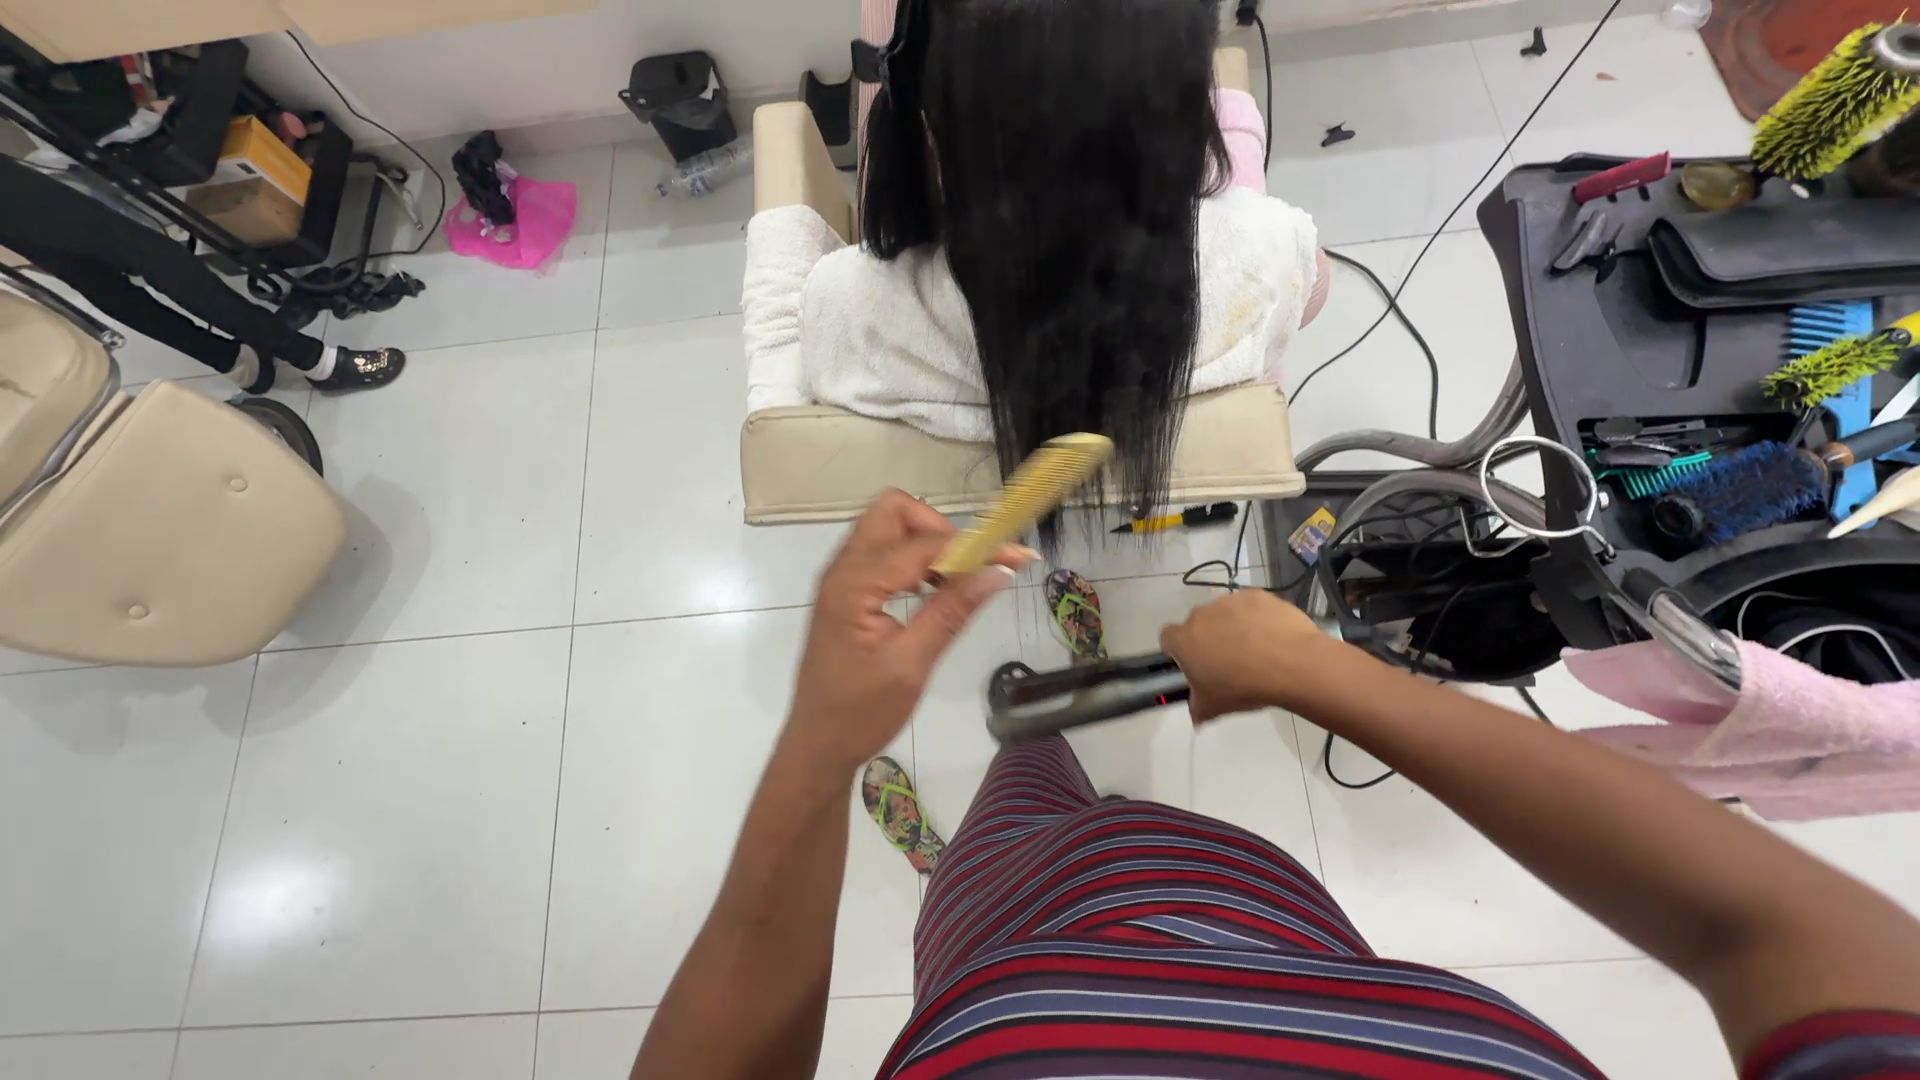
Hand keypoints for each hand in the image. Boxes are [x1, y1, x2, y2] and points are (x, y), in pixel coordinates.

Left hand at [785, 489, 1031, 771]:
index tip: (1017, 556)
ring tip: (957, 582)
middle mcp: (842, 569)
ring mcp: (840, 579)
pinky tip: (932, 592)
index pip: (922, 545)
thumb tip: (998, 571)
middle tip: (970, 566)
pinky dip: (912, 560)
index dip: (973, 546)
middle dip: (939, 528)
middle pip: (893, 512)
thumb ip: (952, 611)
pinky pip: (881, 553)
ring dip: (926, 543)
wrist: (816, 746)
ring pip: (887, 528)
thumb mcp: (912, 665)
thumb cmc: (860, 714)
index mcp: (854, 585)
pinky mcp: (845, 592)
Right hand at [1160, 589, 1331, 721]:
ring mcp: (1230, 601)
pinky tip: (1273, 636)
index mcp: (1184, 640)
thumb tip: (1197, 715)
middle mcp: (1201, 614)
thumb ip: (1198, 708)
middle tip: (1229, 661)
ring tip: (1257, 650)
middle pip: (1198, 624)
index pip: (1167, 639)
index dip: (1178, 651)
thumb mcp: (1215, 707)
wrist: (1294, 665)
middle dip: (1209, 638)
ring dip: (1233, 627)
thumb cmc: (1245, 686)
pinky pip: (1251, 606)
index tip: (1195, 663)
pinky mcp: (1257, 595)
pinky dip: (1257, 617)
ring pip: (1225, 613)